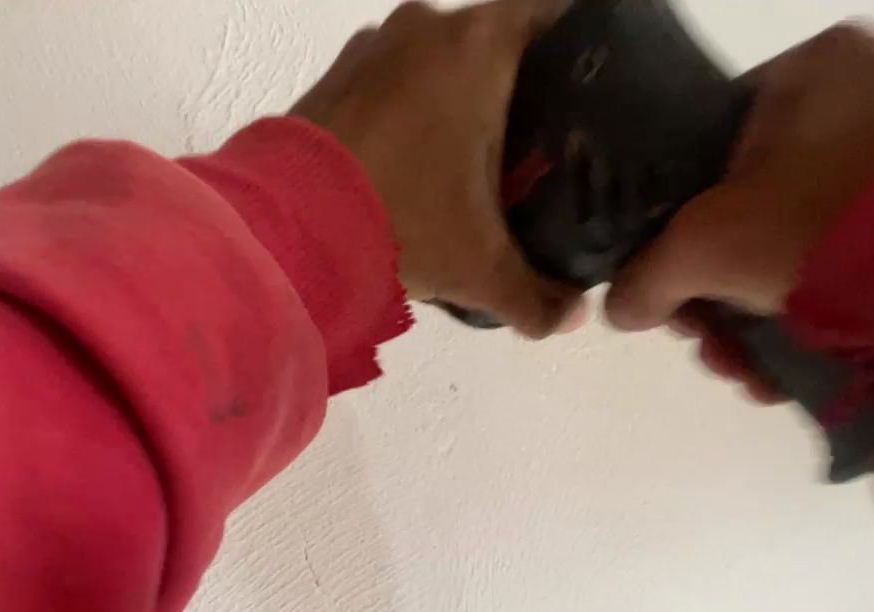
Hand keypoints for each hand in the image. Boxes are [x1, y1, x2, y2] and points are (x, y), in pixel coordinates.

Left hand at [291, 0, 586, 338]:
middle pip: (497, 46)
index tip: (588, 102)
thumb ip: (534, 295)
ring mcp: (370, 49)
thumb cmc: (400, 225)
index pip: (561, 18)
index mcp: (481, 43)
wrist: (285, 232)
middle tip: (531, 152)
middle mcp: (426, 26)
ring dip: (456, 107)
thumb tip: (571, 319)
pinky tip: (408, 171)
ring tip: (466, 168)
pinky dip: (405, 118)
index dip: (583, 56)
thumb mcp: (477, 268)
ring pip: (437, 66)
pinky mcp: (330, 81)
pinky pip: (387, 87)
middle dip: (517, 95)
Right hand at [604, 24, 873, 393]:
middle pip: (738, 218)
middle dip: (710, 298)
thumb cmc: (824, 217)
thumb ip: (642, 275)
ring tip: (748, 377)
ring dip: (749, 327)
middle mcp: (858, 104)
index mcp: (803, 75)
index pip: (697, 153)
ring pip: (784, 257)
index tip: (661, 286)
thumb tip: (622, 309)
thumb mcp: (701, 243)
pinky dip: (805, 328)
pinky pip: (841, 274)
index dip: (664, 228)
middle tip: (706, 345)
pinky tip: (787, 373)